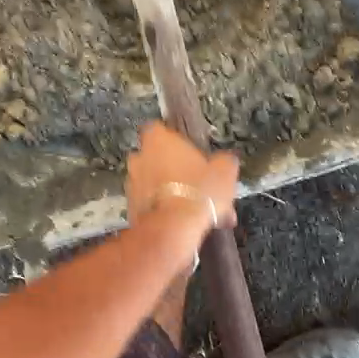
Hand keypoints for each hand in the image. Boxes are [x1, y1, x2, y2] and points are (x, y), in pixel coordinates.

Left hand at [125, 123, 239, 229]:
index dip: (174, 139)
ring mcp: (132, 184)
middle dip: (177, 170)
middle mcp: (139, 158)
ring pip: (158, 185)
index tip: (189, 150)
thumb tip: (226, 160)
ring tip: (201, 211)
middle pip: (158, 159)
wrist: (173, 229)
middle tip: (199, 184)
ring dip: (176, 193)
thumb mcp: (225, 171)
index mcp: (158, 140)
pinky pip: (155, 205)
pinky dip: (169, 212)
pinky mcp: (132, 208)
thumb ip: (224, 161)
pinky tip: (190, 224)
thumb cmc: (198, 191)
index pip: (159, 129)